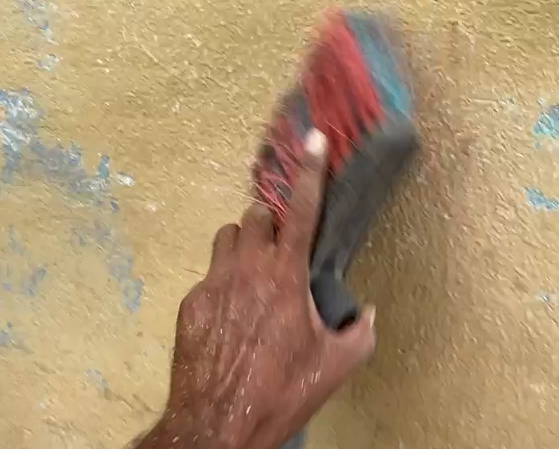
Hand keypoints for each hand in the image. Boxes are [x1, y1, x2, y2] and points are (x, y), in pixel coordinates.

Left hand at [138, 130, 377, 448]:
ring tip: (251, 277)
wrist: (216, 427)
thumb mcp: (333, 368)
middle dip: (269, 225)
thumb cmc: (279, 393)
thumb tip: (367, 312)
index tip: (314, 139)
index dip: (311, 171)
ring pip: (228, 236)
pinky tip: (228, 318)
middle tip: (279, 253)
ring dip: (243, 247)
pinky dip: (222, 285)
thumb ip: (359, 333)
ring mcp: (215, 281)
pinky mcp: (191, 301)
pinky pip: (208, 275)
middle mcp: (249, 267)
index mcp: (286, 275)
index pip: (302, 209)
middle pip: (257, 215)